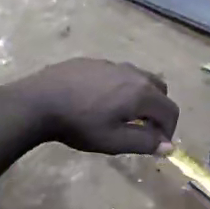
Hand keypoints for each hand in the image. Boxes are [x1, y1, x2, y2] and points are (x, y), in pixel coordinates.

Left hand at [0, 58, 179, 155]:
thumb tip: (168, 146)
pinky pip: (119, 75)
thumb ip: (143, 142)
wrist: (40, 101)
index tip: (158, 145)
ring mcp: (113, 64)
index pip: (170, 110)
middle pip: (159, 90)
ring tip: (122, 117)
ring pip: (139, 79)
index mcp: (141, 93)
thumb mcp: (113, 142)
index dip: (169, 130)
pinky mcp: (94, 62)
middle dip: (158, 111)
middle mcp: (133, 73)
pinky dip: (122, 89)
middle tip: (143, 131)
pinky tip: (100, 103)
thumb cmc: (79, 125)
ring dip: (141, 99)